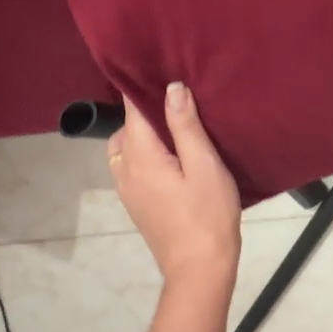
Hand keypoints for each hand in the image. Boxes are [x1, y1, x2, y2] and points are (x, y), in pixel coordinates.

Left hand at [109, 83, 240, 286]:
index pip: (132, 114)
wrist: (200, 266)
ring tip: (176, 119)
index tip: (158, 66)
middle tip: (176, 92)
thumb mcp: (204, 164)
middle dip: (143, 110)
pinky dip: (145, 149)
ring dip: (143, 132)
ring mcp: (130, 192)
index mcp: (141, 159)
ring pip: (126, 150)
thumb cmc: (207, 211)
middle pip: (124, 131)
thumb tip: (171, 88)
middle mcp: (127, 173)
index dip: (141, 89)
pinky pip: (133, 166)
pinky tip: (173, 150)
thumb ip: (186, 126)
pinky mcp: (139, 204)